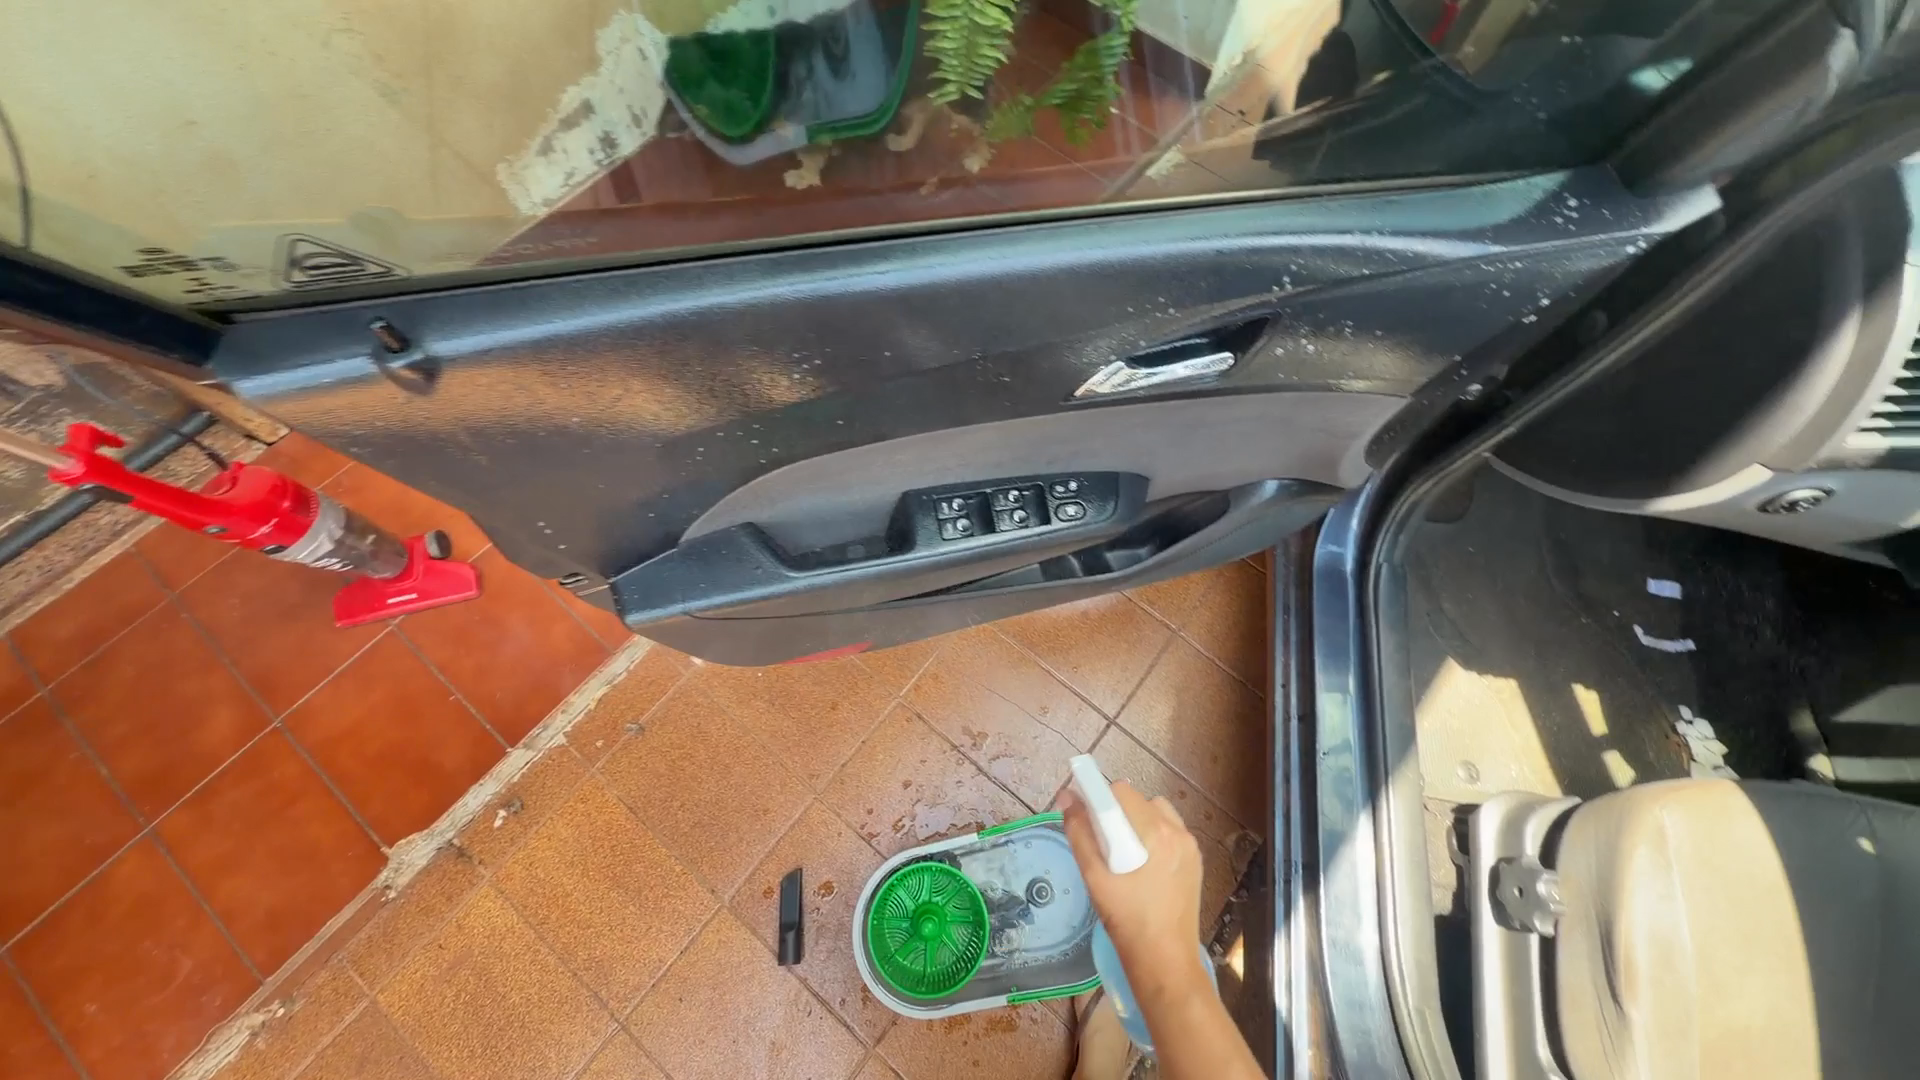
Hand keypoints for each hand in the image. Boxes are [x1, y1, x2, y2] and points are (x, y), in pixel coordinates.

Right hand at [1059, 781, 1207, 993]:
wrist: (1165, 964)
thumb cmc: (1127, 921)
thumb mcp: (1094, 876)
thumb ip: (1079, 833)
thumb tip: (1067, 798)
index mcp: (1156, 832)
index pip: (1121, 792)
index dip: (1099, 798)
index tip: (1085, 815)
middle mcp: (1178, 832)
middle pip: (1139, 801)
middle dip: (1116, 813)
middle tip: (1101, 841)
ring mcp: (1190, 847)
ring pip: (1156, 813)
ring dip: (1135, 822)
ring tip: (1122, 853)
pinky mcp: (1195, 862)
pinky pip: (1169, 832)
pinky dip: (1152, 836)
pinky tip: (1141, 864)